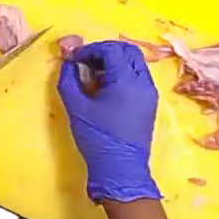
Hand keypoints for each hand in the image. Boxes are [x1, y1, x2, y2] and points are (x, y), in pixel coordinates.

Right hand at [58, 41, 160, 202]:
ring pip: (135, 62)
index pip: (111, 50)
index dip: (90, 49)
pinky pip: (137, 76)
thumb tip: (68, 63)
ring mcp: (150, 92)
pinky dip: (121, 73)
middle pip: (128, 50)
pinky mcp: (149, 102)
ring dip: (114, 61)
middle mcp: (143, 82)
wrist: (121, 169)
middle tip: (85, 62)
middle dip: (104, 51)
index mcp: (126, 81)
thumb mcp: (76, 108)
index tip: (74, 59)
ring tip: (94, 75)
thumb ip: (69, 80)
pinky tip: (105, 88)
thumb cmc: (97, 138)